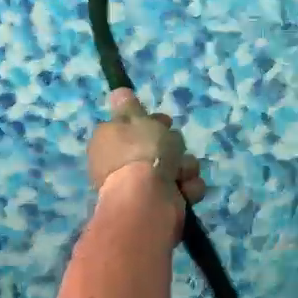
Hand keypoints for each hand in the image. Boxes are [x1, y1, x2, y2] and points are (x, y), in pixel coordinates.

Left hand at [87, 88, 206, 224]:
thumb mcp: (135, 119)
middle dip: (174, 148)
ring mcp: (141, 188)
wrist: (147, 199)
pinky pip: (183, 189)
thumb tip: (118, 92)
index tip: (164, 123)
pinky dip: (187, 189)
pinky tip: (185, 191)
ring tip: (181, 174)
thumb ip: (129, 106)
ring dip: (185, 168)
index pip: (133, 127)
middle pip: (159, 147)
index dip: (152, 123)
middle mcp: (122, 165)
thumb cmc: (141, 152)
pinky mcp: (160, 205)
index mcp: (109, 142)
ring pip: (177, 167)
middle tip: (174, 149)